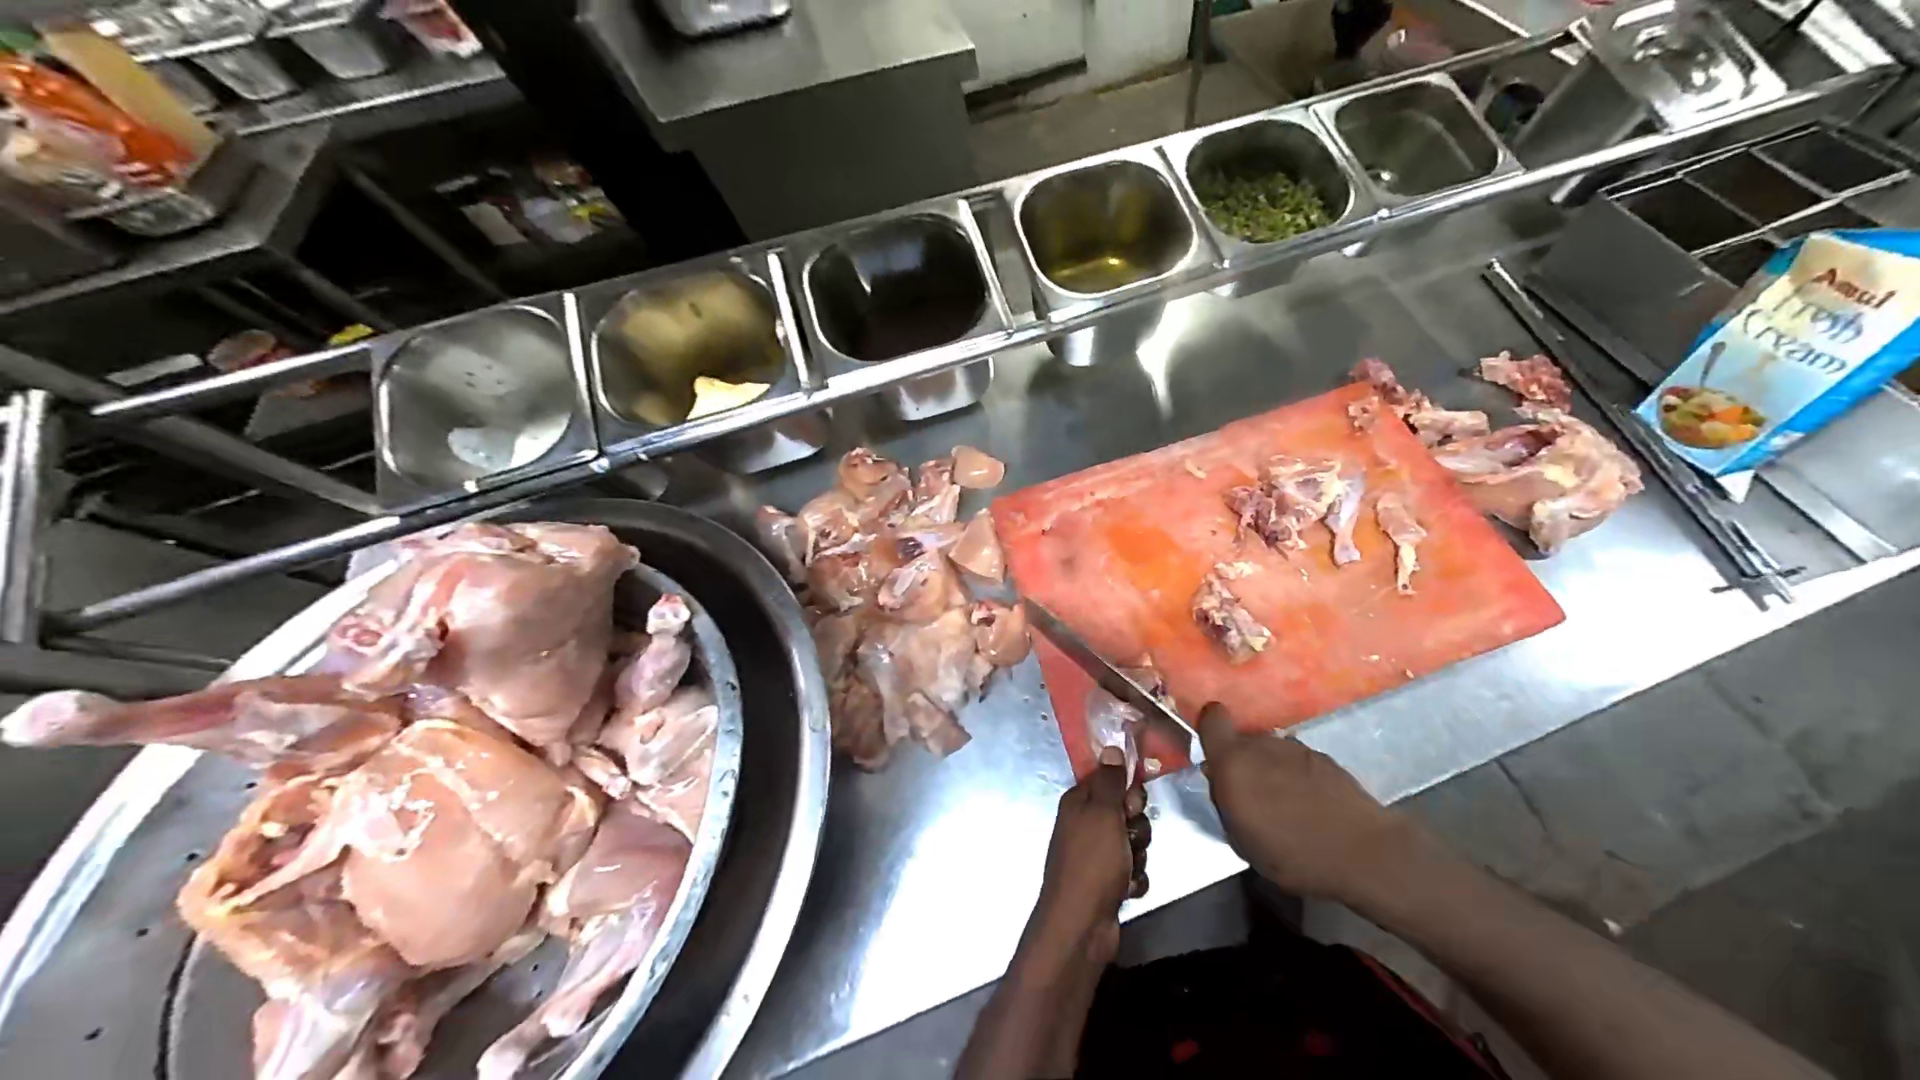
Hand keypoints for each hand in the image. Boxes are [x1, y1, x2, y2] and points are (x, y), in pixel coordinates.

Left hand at [1032, 747, 1148, 958]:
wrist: (1081, 923)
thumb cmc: (1091, 862)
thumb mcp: (1102, 813)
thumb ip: (1109, 781)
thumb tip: (1110, 747)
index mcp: (1079, 802)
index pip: (1111, 780)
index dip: (1127, 792)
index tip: (1131, 805)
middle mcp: (1085, 823)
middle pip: (1127, 812)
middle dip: (1137, 827)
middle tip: (1127, 838)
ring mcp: (1096, 854)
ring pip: (1134, 842)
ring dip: (1137, 856)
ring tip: (1125, 869)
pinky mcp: (1107, 880)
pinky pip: (1134, 870)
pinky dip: (1134, 880)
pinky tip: (1125, 889)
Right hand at [1198, 702, 1418, 902]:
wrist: (1364, 855)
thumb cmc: (1292, 854)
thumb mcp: (1241, 839)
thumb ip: (1224, 802)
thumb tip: (1221, 781)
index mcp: (1233, 761)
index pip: (1213, 718)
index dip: (1211, 728)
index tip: (1215, 753)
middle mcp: (1262, 745)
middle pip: (1243, 741)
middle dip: (1243, 762)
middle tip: (1252, 796)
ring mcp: (1297, 749)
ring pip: (1271, 752)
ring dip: (1271, 770)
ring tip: (1286, 805)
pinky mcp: (1326, 759)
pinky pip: (1299, 762)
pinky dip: (1299, 778)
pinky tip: (1312, 807)